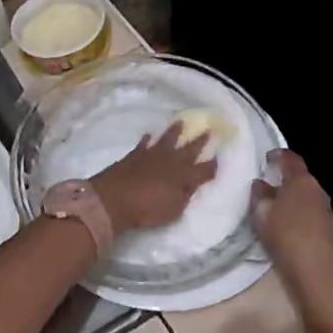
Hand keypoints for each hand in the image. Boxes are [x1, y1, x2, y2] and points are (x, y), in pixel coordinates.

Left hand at [91, 121, 216, 229]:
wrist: (113, 199)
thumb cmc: (147, 209)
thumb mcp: (174, 210)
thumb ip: (184, 196)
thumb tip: (192, 185)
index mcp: (184, 176)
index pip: (204, 169)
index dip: (212, 164)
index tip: (218, 157)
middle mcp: (171, 161)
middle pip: (190, 149)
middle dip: (200, 140)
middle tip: (209, 129)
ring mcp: (152, 155)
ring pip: (167, 139)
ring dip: (175, 131)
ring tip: (180, 122)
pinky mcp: (134, 154)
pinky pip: (144, 143)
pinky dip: (148, 139)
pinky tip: (150, 135)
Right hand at [250, 149, 332, 277]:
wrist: (315, 269)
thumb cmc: (285, 234)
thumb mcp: (262, 212)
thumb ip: (259, 194)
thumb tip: (260, 183)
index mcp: (301, 180)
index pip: (290, 157)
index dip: (277, 155)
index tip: (265, 159)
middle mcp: (316, 189)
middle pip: (299, 176)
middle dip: (283, 178)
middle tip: (266, 183)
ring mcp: (325, 208)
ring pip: (305, 194)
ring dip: (291, 196)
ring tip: (273, 205)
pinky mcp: (327, 226)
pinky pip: (309, 210)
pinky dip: (297, 210)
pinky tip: (286, 223)